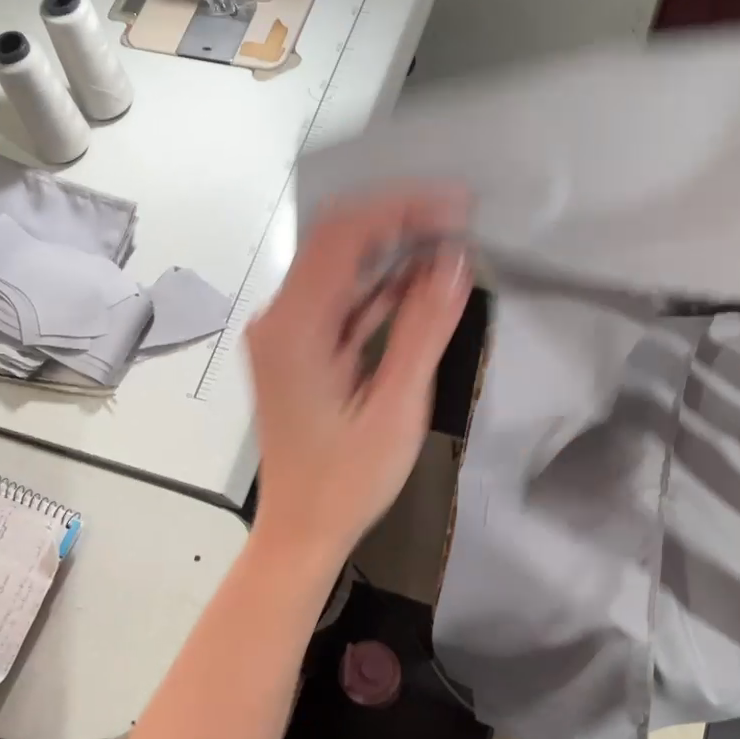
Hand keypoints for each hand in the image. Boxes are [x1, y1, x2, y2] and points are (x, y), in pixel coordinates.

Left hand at [245, 190, 471, 562]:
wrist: (302, 530)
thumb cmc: (347, 483)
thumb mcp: (396, 408)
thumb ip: (424, 331)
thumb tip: (455, 263)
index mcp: (293, 328)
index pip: (342, 234)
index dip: (401, 208)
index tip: (457, 207)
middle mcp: (279, 320)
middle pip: (336, 244)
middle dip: (399, 224)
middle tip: (461, 222)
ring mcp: (284, 336)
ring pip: (339, 271)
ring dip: (392, 257)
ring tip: (451, 247)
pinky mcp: (297, 352)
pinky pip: (338, 305)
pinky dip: (377, 293)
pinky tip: (420, 287)